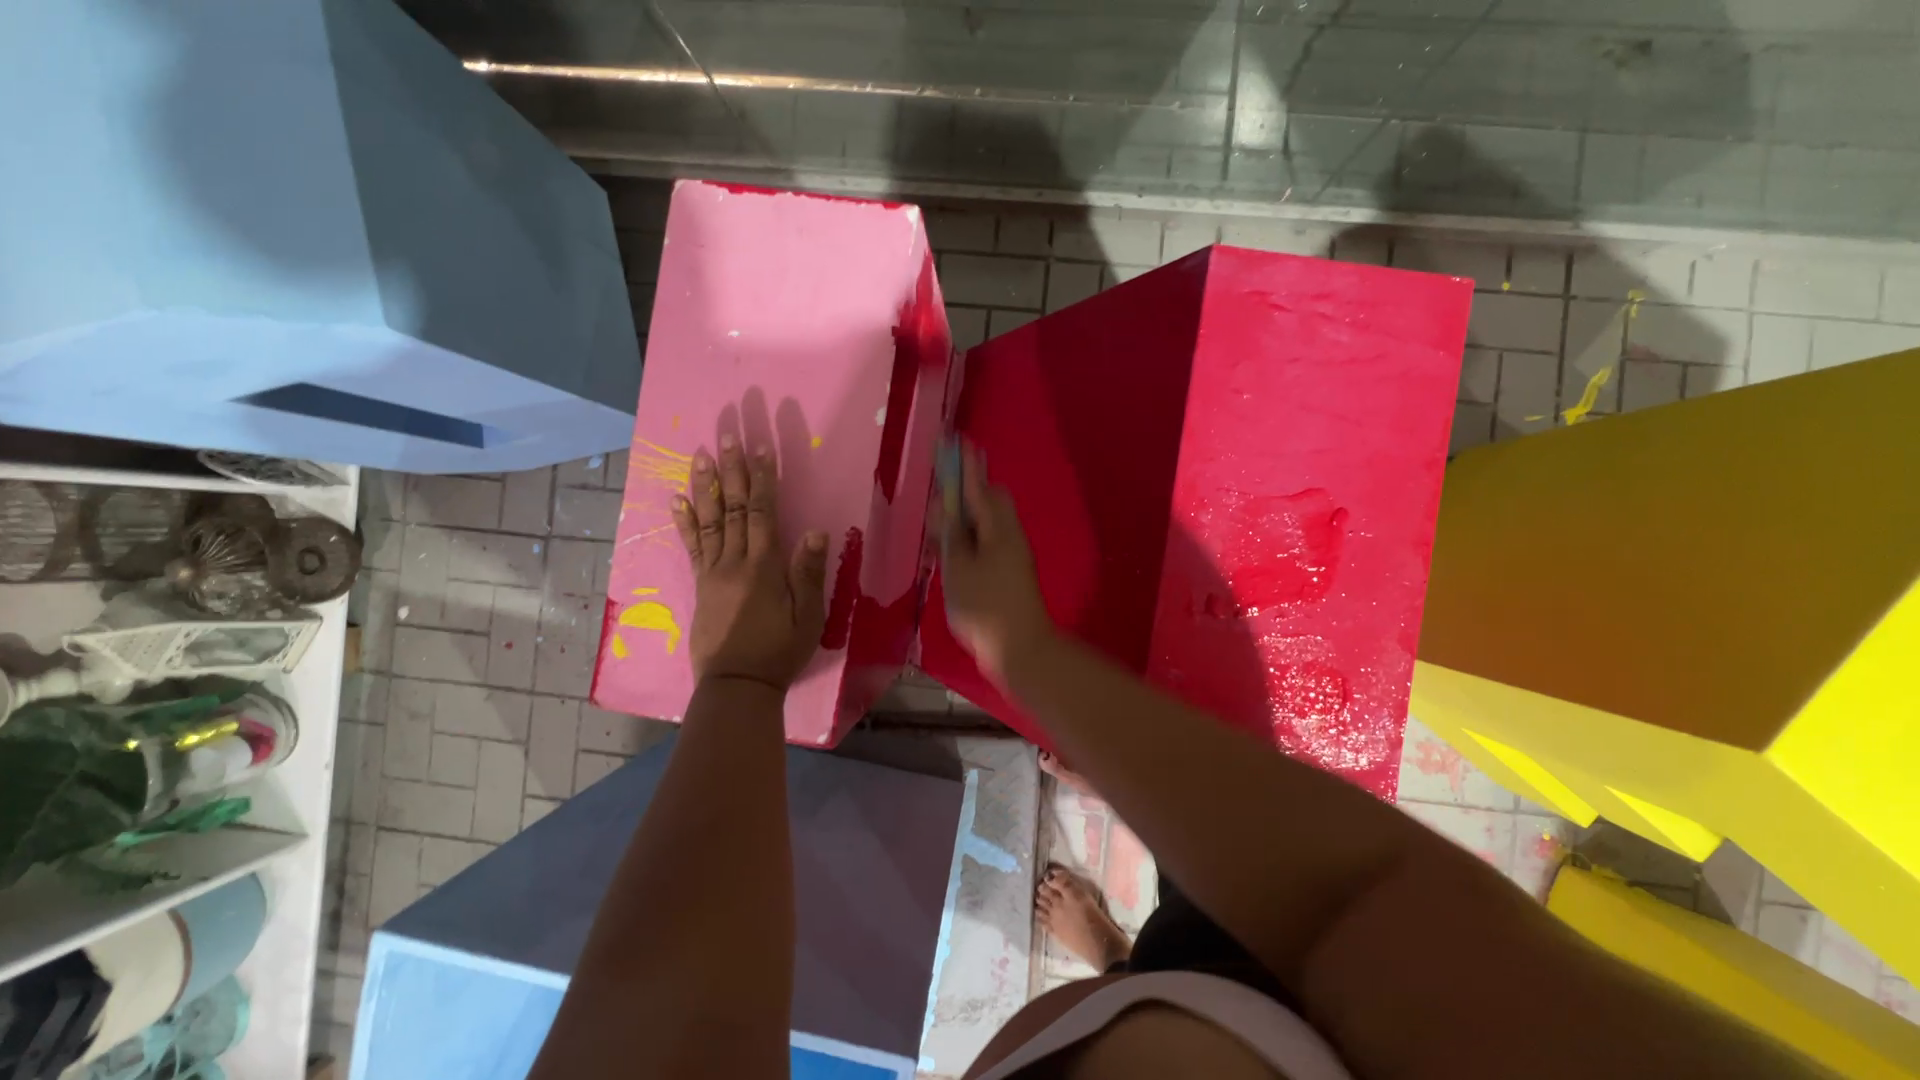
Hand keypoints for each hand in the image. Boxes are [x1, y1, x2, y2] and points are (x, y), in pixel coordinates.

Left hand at [671, 434, 827, 690]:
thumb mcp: (808, 617)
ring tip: (700, 455)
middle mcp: (735, 561)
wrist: (737, 684)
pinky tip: (678, 500)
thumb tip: (813, 530)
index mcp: (764, 567)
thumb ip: (808, 573)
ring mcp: (713, 572)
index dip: (762, 479)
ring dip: (705, 486)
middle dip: (732, 470)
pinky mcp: (700, 585)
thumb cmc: (779, 652)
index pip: (762, 513)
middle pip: (732, 508)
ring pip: (709, 520)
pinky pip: (691, 547)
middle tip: (726, 436)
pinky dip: (684, 522)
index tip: (760, 448)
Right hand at [937, 442, 1053, 682]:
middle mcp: (1009, 536)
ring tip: (939, 531)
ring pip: (986, 525)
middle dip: (964, 496)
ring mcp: (1012, 556)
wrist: (1020, 649)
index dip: (966, 466)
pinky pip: (987, 544)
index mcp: (999, 529)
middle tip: (939, 505)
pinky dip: (969, 542)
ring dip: (964, 521)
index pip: (979, 487)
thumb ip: (950, 534)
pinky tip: (951, 556)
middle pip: (987, 504)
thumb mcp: (958, 568)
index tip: (958, 442)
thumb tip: (947, 507)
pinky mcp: (1009, 574)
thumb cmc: (985, 606)